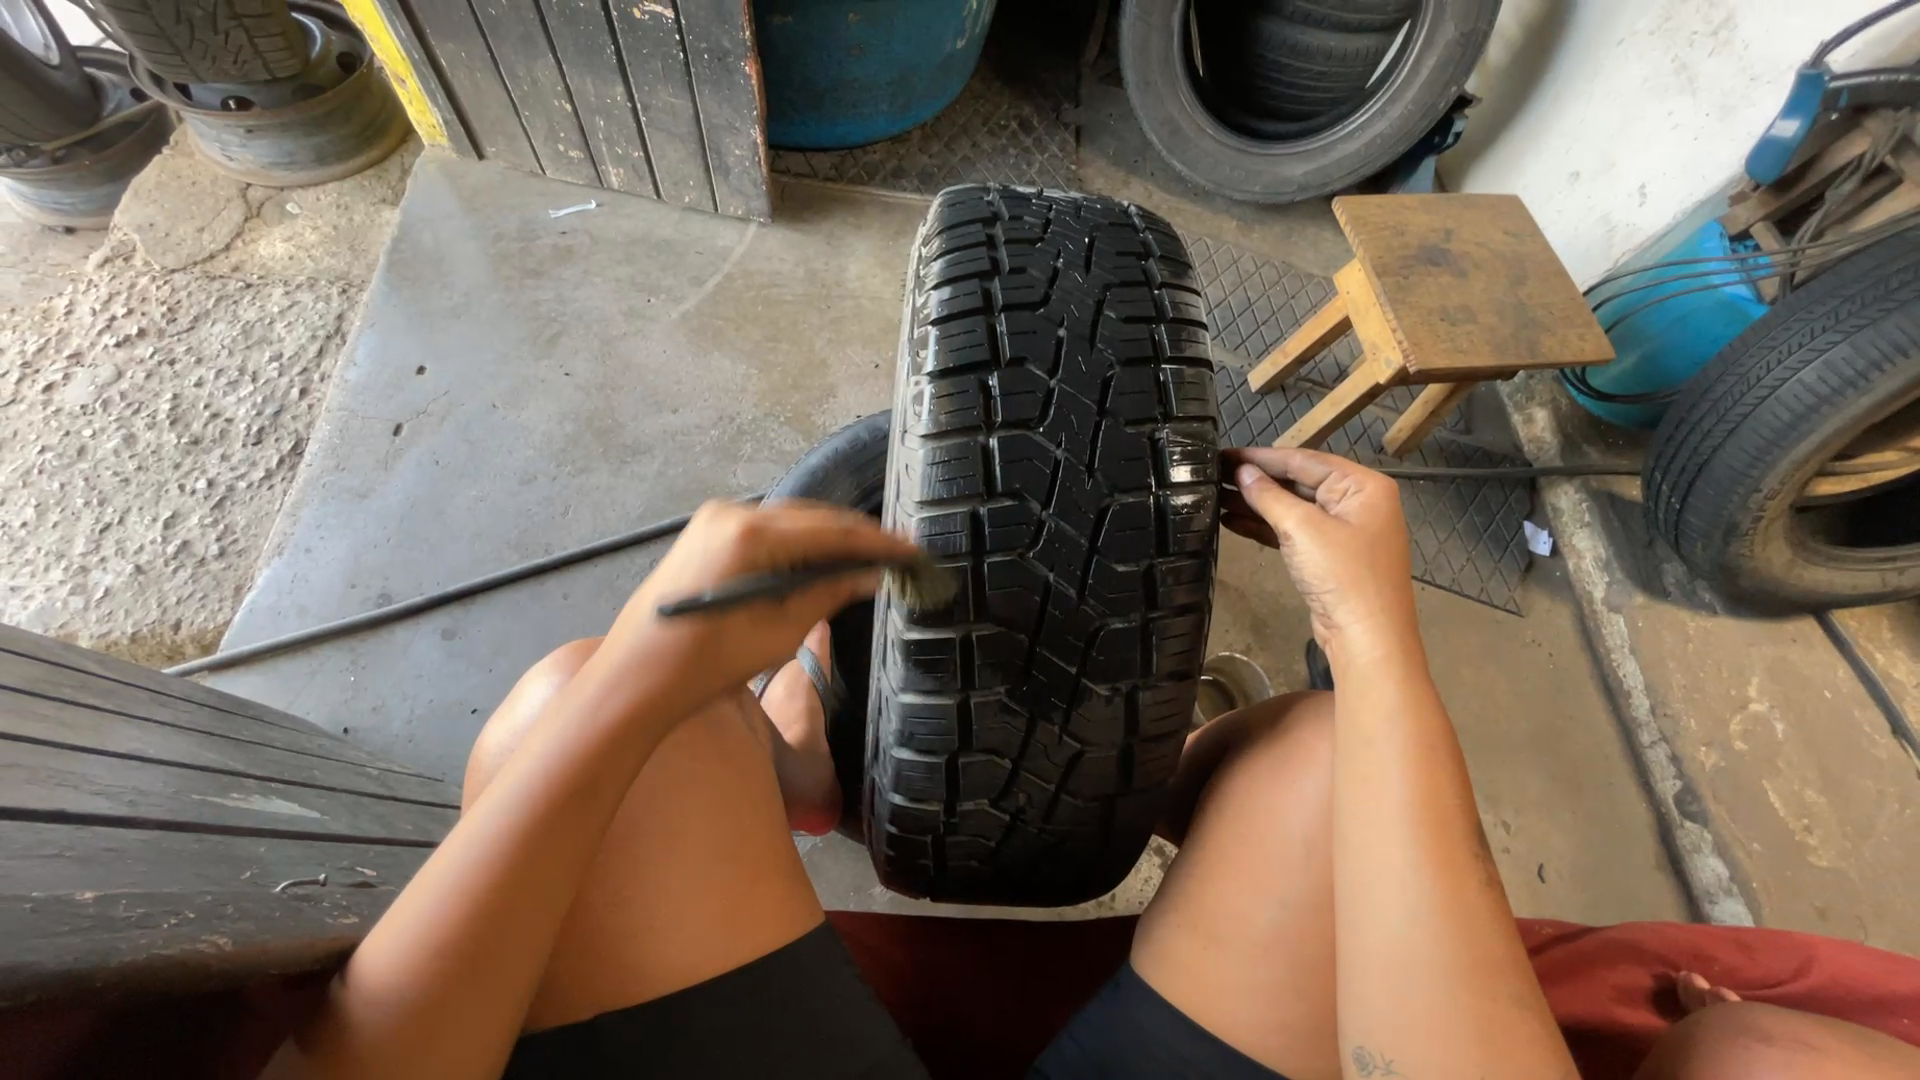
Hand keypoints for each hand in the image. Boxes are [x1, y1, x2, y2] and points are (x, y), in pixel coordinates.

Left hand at [594, 498, 918, 715]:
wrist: (635, 679)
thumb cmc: (708, 663)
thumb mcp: (781, 630)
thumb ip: (829, 592)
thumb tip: (872, 575)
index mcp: (751, 534)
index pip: (831, 531)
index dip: (877, 542)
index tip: (912, 550)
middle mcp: (732, 512)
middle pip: (812, 518)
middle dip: (856, 537)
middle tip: (897, 553)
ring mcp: (715, 519)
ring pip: (790, 521)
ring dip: (828, 539)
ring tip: (868, 557)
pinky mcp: (707, 532)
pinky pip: (767, 529)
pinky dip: (798, 543)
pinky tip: (822, 559)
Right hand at [1221, 447, 1418, 663]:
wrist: (1366, 636)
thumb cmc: (1342, 575)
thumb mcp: (1302, 528)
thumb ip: (1269, 496)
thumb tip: (1242, 471)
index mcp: (1363, 486)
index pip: (1304, 460)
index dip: (1261, 457)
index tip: (1224, 454)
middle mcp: (1356, 502)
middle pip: (1298, 482)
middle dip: (1256, 481)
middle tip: (1214, 475)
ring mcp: (1343, 530)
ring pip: (1292, 508)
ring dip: (1255, 504)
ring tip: (1215, 497)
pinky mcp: (1328, 555)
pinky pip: (1292, 531)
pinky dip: (1264, 527)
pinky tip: (1231, 522)